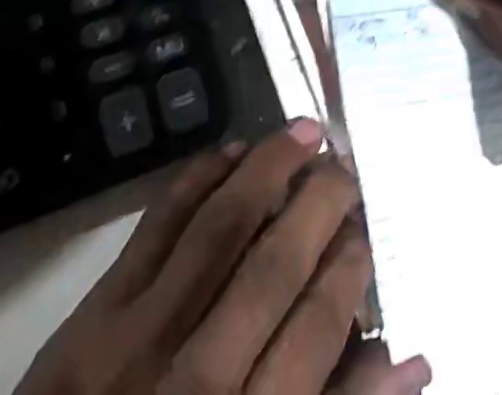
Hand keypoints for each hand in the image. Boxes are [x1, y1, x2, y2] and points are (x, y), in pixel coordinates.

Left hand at [15, 120, 431, 394]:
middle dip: (319, 203)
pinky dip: (197, 180)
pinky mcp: (92, 314)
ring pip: (217, 228)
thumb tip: (409, 358)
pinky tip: (232, 150)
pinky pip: (155, 225)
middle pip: (273, 266)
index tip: (365, 228)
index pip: (314, 328)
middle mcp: (196, 374)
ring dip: (267, 169)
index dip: (349, 268)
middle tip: (346, 166)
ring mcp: (136, 336)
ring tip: (305, 132)